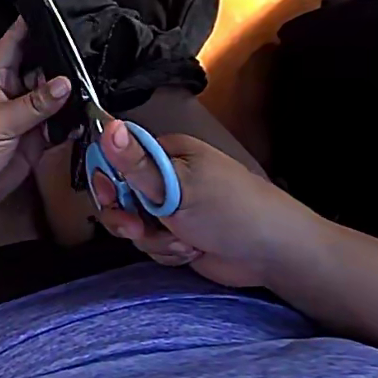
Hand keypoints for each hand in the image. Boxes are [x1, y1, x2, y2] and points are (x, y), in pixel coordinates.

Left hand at [0, 20, 70, 227]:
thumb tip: (65, 83)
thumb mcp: (1, 119)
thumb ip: (35, 103)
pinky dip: (71, 124)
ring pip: (53, 99)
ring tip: (92, 85)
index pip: (13, 45)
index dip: (27, 27)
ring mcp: (25, 117)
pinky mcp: (35, 140)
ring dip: (69, 96)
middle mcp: (12, 94)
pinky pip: (57, 127)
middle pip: (40, 71)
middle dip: (60, 64)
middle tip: (86, 54)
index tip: (49, 9)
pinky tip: (84, 118)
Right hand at [92, 122, 325, 287]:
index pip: (118, 159)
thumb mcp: (177, 186)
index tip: (109, 198)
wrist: (271, 253)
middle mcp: (167, 179)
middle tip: (139, 228)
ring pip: (136, 227)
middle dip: (129, 219)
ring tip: (184, 241)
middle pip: (121, 197)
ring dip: (155, 241)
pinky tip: (192, 251)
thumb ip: (136, 163)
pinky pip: (153, 247)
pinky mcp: (179, 236)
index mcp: (167, 154)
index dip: (106, 181)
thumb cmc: (230, 210)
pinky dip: (168, 253)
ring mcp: (173, 209)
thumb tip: (108, 124)